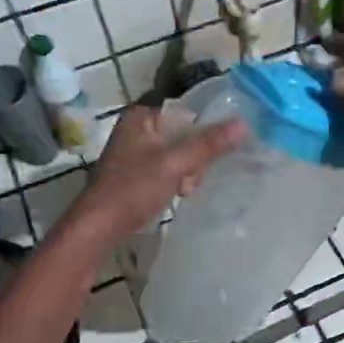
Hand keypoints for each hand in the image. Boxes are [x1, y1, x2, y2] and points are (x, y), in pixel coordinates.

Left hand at [70, 105, 245, 238]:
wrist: (100, 226)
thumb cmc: (134, 189)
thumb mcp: (174, 163)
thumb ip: (208, 144)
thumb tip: (243, 123)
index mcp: (141, 117)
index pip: (187, 116)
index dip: (202, 137)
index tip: (205, 160)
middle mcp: (137, 129)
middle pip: (185, 136)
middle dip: (193, 160)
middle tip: (187, 180)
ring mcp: (136, 152)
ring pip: (179, 156)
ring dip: (186, 174)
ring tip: (181, 191)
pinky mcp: (137, 174)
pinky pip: (168, 170)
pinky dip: (175, 182)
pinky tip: (175, 195)